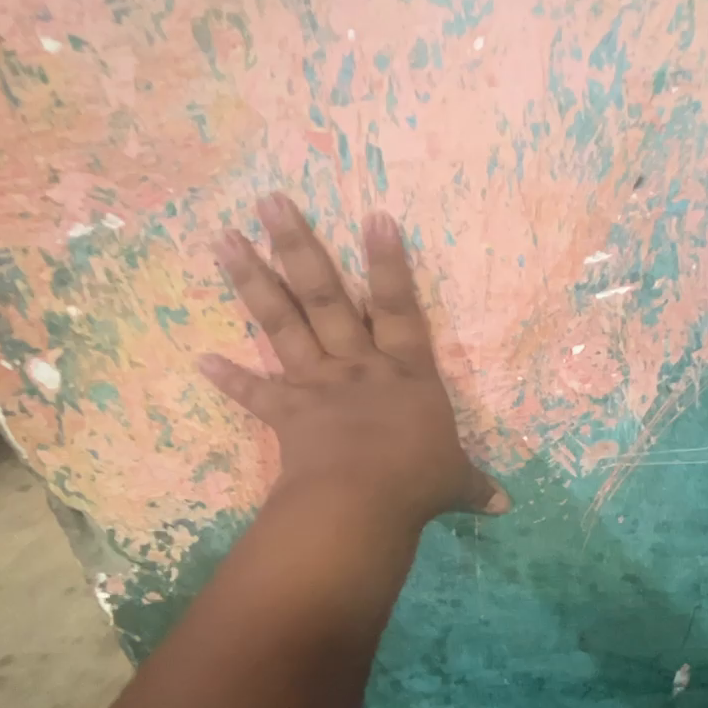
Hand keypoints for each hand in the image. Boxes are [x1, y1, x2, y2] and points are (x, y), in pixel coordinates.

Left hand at [202, 193, 507, 531]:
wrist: (363, 500)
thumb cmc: (417, 479)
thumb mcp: (456, 481)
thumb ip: (476, 485)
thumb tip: (505, 506)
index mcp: (407, 375)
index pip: (401, 309)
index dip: (390, 265)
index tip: (374, 216)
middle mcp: (360, 367)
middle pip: (327, 298)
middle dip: (300, 247)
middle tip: (271, 201)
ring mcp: (319, 386)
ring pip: (284, 325)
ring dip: (255, 282)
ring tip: (225, 238)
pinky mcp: (289, 415)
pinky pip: (256, 394)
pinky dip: (230, 380)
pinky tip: (202, 360)